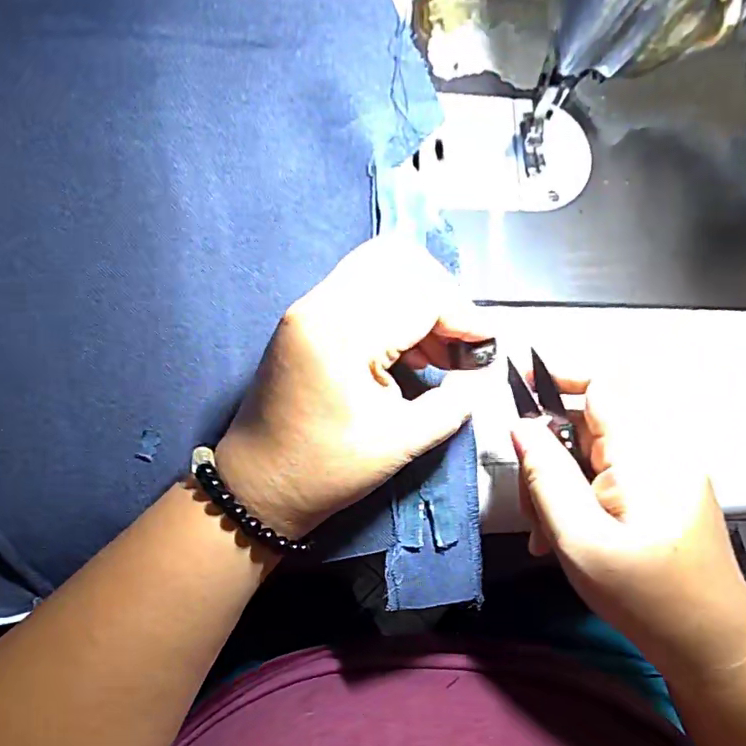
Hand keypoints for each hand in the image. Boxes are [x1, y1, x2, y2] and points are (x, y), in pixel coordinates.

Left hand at [215, 236, 492, 538]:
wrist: (260, 484)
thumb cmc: (325, 471)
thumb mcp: (401, 443)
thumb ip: (452, 404)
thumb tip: (477, 376)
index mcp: (342, 336)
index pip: (420, 294)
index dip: (463, 315)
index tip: (486, 343)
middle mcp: (321, 306)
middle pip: (400, 261)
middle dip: (443, 296)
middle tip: (461, 341)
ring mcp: (308, 307)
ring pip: (380, 266)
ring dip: (420, 298)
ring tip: (439, 351)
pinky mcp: (305, 318)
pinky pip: (361, 287)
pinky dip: (395, 306)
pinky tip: (410, 350)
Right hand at [511, 368, 745, 676]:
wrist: (707, 638)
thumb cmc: (649, 598)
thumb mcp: (581, 540)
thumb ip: (546, 479)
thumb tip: (521, 430)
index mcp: (646, 454)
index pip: (602, 381)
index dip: (557, 376)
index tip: (520, 389)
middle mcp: (661, 452)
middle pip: (589, 423)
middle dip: (548, 456)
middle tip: (533, 506)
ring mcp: (664, 473)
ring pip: (594, 453)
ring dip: (560, 485)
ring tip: (550, 534)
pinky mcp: (662, 493)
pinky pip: (610, 476)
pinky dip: (581, 498)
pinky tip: (571, 537)